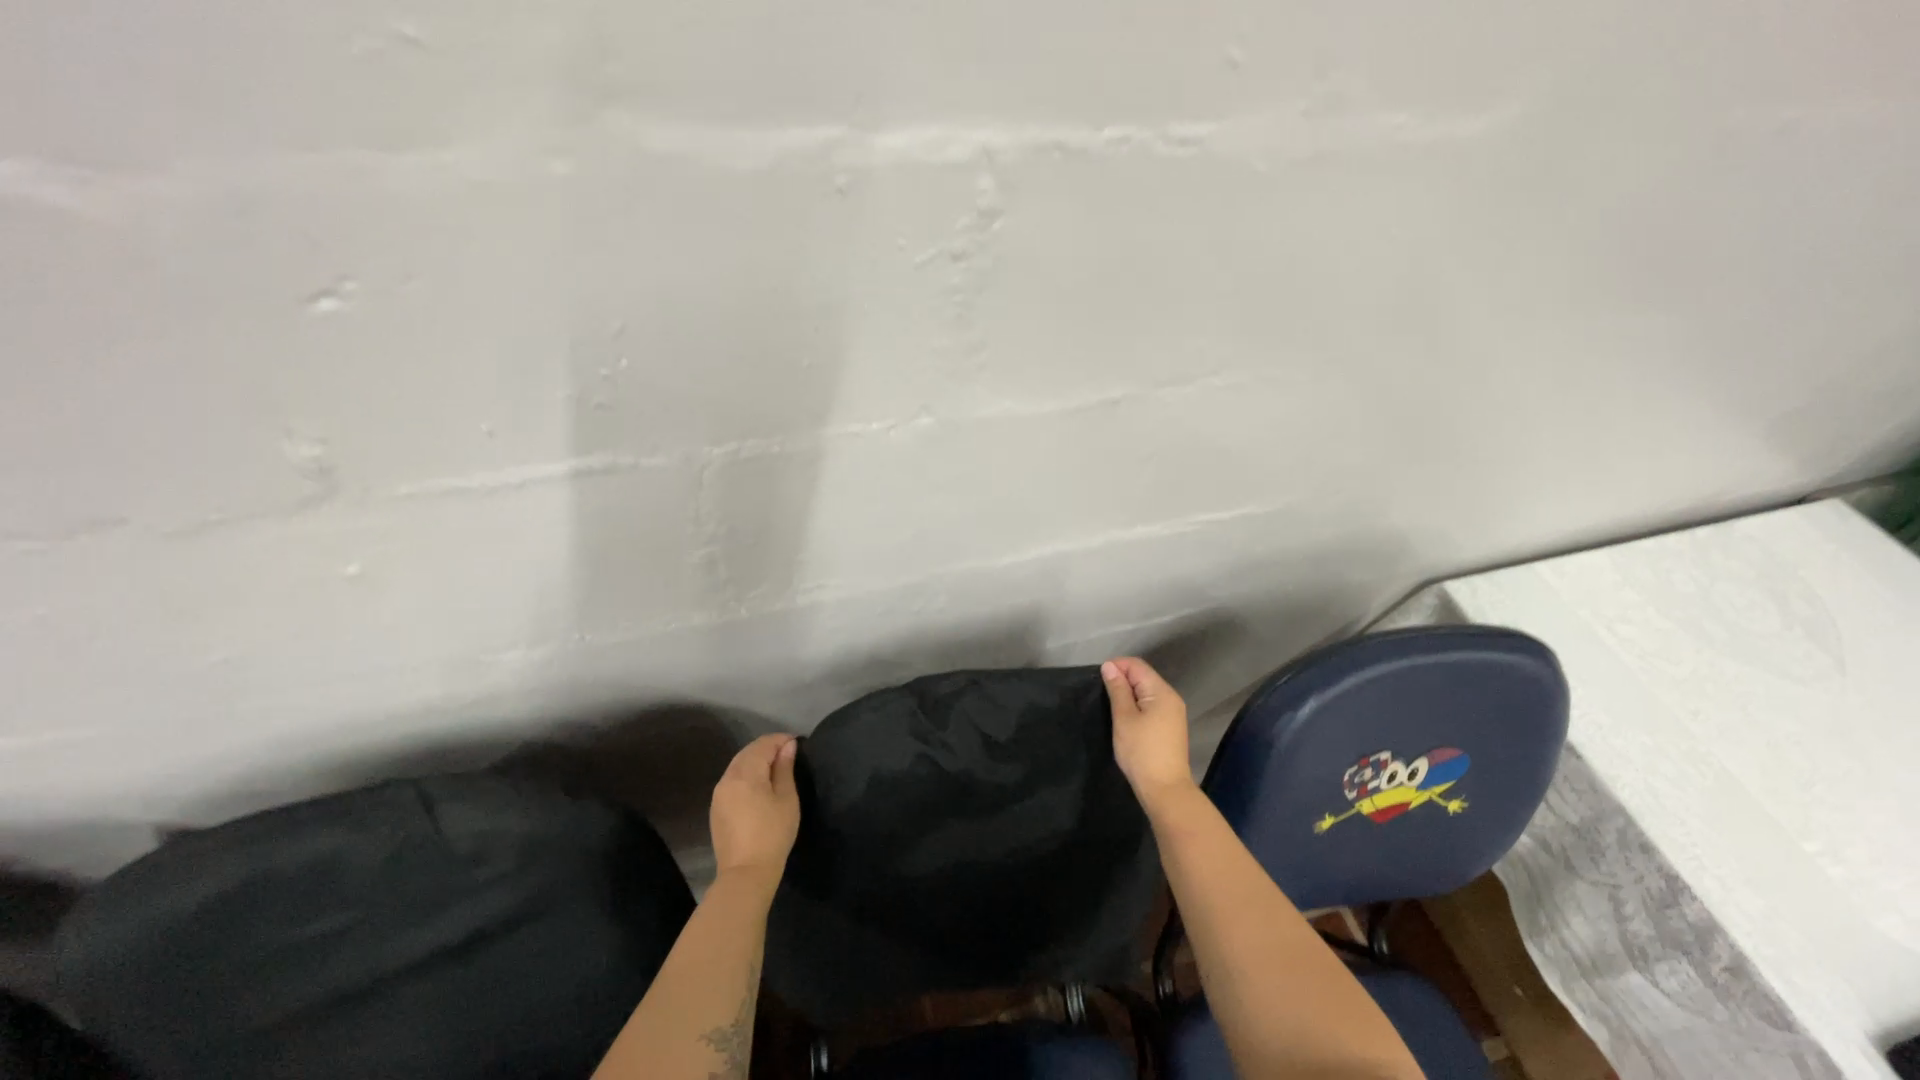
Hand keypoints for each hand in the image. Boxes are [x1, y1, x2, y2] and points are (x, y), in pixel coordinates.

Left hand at [709, 734, 800, 889]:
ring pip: (738, 765)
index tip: (797, 743)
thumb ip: (785, 768)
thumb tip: (787, 746)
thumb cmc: (773, 834)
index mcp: (745, 773)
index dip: (780, 739)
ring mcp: (719, 793)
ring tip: (775, 767)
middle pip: (747, 752)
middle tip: (788, 753)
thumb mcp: (787, 799)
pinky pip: (732, 780)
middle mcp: (727, 778)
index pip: (763, 744)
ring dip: (756, 760)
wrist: (746, 872)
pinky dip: (746, 774)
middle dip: (767, 748)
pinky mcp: (716, 807)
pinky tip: (759, 785)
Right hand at [1102, 657, 1195, 807]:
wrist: (1164, 788)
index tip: (1098, 679)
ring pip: (1147, 691)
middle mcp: (1171, 697)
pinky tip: (1125, 717)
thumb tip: (1109, 666)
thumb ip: (1117, 689)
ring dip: (1128, 693)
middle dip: (1122, 679)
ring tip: (1110, 705)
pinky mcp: (1170, 726)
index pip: (1137, 666)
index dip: (1116, 666)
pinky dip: (1137, 705)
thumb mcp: (1124, 718)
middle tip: (1101, 694)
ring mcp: (1173, 713)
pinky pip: (1152, 705)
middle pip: (1144, 676)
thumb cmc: (1141, 751)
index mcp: (1161, 692)